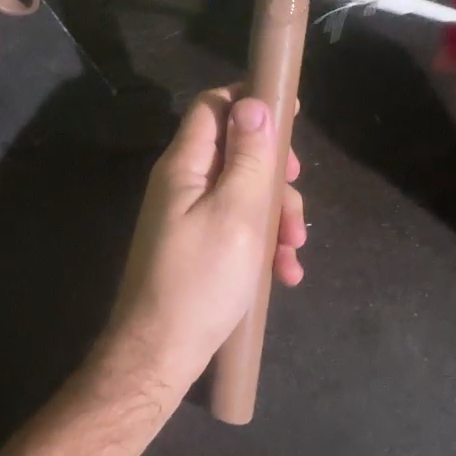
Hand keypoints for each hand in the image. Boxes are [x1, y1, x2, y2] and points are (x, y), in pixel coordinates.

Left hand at [102, 87, 305, 386]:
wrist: (159, 354)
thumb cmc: (201, 280)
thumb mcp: (237, 213)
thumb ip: (248, 156)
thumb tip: (253, 103)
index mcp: (185, 166)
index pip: (213, 107)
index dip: (251, 101)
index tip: (293, 113)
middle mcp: (182, 185)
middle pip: (236, 153)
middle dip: (274, 174)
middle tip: (296, 197)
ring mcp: (187, 218)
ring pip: (242, 195)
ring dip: (275, 217)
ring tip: (294, 252)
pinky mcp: (195, 249)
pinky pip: (235, 230)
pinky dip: (262, 245)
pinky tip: (284, 275)